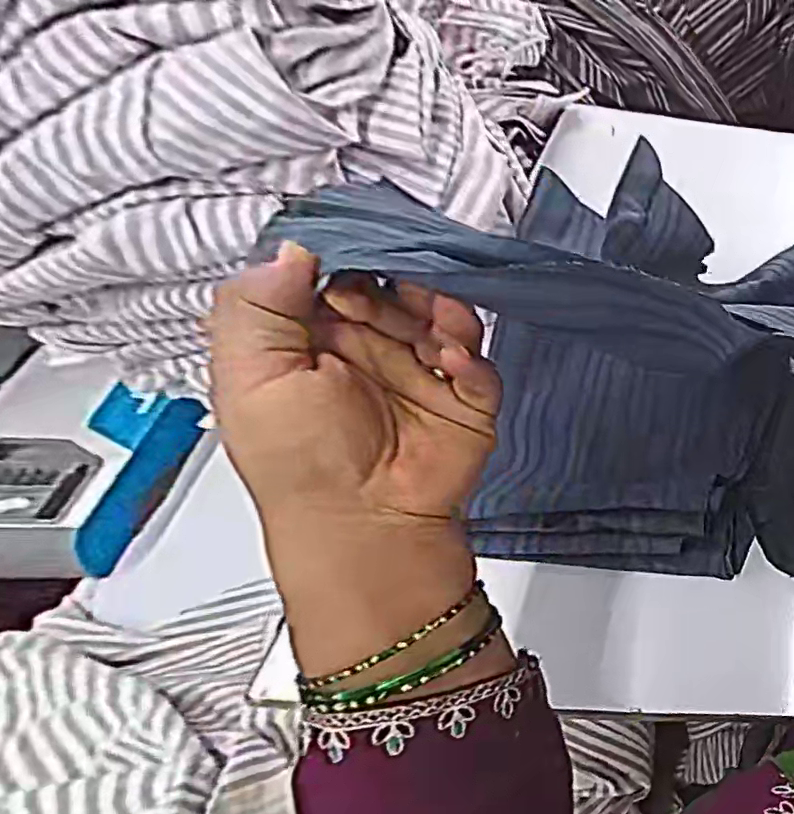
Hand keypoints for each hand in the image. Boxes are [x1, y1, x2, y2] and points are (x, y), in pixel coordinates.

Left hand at [208, 243, 511, 683]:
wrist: (360, 518)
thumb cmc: (299, 460)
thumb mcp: (248, 373)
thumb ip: (259, 305)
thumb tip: (296, 252)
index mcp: (317, 338)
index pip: (339, 279)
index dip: (348, 263)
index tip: (347, 260)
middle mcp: (376, 351)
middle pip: (400, 295)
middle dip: (399, 287)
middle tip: (386, 297)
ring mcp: (427, 377)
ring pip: (448, 326)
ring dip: (444, 316)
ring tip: (436, 322)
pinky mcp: (470, 406)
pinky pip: (482, 373)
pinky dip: (473, 363)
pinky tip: (453, 362)